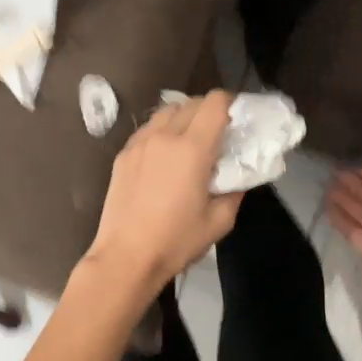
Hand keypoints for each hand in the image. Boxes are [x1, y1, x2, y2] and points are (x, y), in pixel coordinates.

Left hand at [84, 91, 242, 293]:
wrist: (125, 257)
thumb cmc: (176, 241)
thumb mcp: (219, 221)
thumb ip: (235, 190)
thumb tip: (238, 174)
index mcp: (192, 148)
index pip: (215, 103)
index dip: (231, 104)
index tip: (238, 120)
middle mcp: (164, 136)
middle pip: (191, 103)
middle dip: (210, 111)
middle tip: (219, 134)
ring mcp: (139, 143)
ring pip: (166, 112)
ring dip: (184, 118)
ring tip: (191, 143)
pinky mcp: (123, 155)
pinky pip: (148, 129)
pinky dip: (162, 131)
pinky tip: (165, 156)